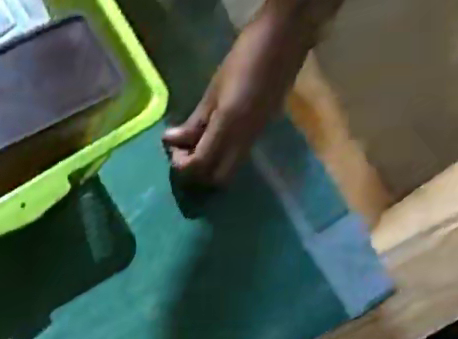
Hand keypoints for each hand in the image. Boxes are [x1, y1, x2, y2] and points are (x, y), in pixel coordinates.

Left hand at [163, 0, 328, 186]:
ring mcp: (254, 140)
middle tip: (184, 151)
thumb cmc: (247, 56)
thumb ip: (194, 121)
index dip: (181, 163)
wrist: (286, 39)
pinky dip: (220, 160)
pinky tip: (212, 140)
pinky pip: (236, 160)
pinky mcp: (259, 136)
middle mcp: (242, 141)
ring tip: (197, 145)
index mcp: (229, 126)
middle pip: (215, 180)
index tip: (173, 146)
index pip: (199, 165)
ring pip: (227, 173)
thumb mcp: (215, 89)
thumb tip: (171, 141)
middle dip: (195, 173)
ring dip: (208, 169)